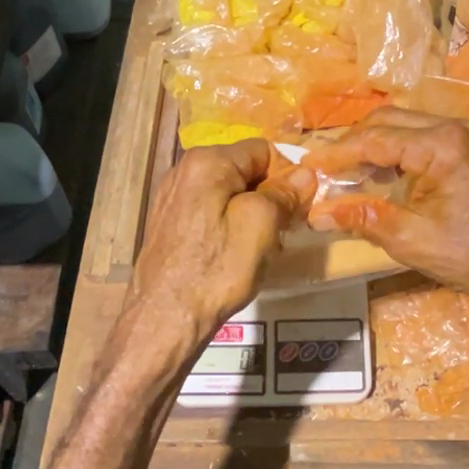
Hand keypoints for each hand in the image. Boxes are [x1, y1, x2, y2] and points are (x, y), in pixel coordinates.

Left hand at [127, 139, 311, 349]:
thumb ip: (283, 193)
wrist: (164, 318)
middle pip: (244, 170)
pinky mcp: (168, 223)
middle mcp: (184, 170)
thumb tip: (304, 173)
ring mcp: (172, 197)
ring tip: (260, 248)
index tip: (298, 208)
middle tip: (282, 231)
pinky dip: (229, 226)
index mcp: (207, 161)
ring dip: (251, 213)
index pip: (263, 150)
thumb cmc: (217, 269)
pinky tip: (233, 255)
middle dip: (269, 195)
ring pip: (229, 193)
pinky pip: (210, 211)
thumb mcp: (262, 225)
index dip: (287, 176)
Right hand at [303, 108, 468, 314]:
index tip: (307, 165)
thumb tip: (317, 212)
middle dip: (353, 143)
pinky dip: (399, 147)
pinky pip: (426, 134)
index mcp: (443, 145)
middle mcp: (457, 127)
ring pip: (407, 123)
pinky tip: (383, 171)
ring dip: (375, 143)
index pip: (375, 138)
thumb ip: (362, 217)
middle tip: (325, 169)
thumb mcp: (411, 239)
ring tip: (348, 171)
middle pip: (389, 120)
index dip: (336, 153)